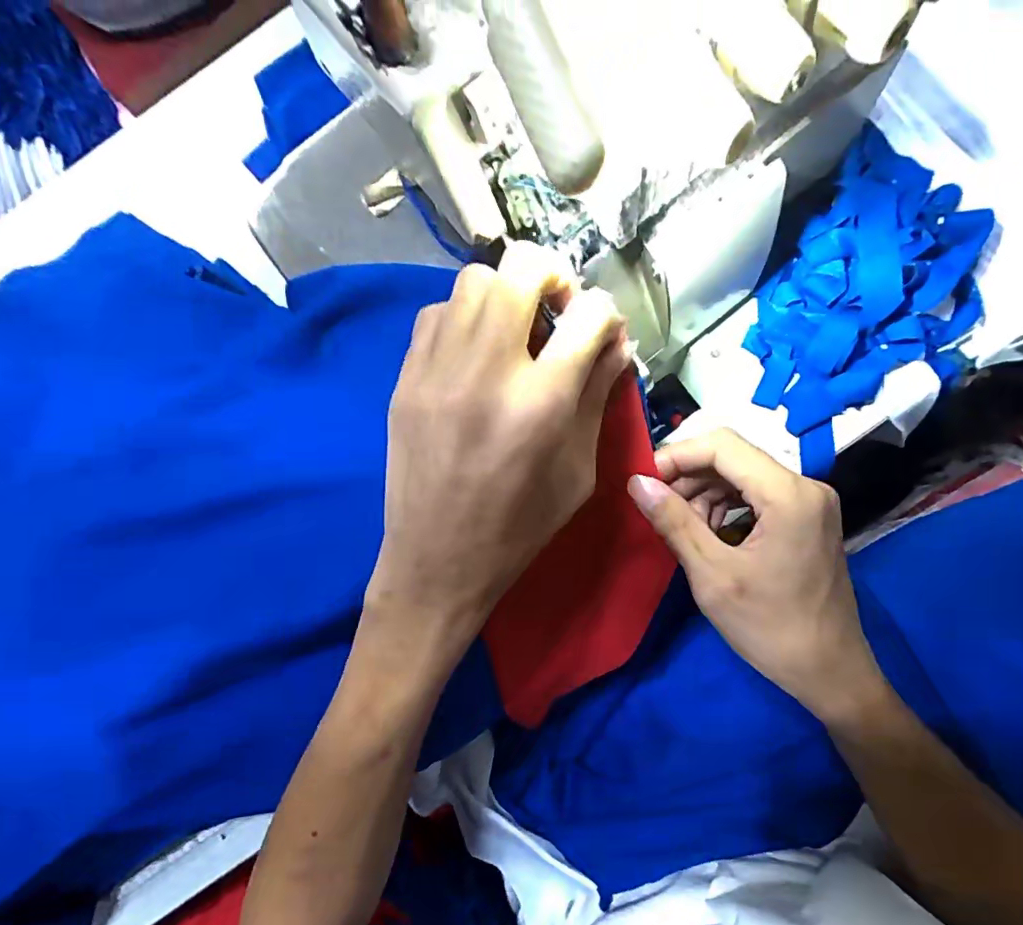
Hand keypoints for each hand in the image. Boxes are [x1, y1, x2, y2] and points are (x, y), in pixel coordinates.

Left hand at [372, 243, 629, 633]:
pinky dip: (466, 319)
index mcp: (543, 402)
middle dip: (554, 277)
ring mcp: (438, 368)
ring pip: (475, 280)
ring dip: (507, 294)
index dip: (606, 314)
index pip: (588, 313)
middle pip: (522, 268)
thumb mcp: (578, 472)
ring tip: (515, 334)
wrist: (438, 560)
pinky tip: (475, 355)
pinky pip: (438, 313)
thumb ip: (597, 399)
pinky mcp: (407, 376)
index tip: (603, 333)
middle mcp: (489, 369)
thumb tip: (616, 344)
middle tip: (559, 311)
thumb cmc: (520, 527)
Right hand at [628, 428, 889, 720]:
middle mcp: (807, 485)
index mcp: (789, 493)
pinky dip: (729, 508)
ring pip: (745, 476)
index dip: (677, 455)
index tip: (642, 481)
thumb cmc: (769, 628)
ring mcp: (812, 502)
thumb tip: (636, 482)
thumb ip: (674, 522)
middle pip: (735, 457)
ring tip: (684, 531)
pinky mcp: (810, 519)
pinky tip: (710, 536)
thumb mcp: (712, 575)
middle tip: (658, 510)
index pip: (723, 445)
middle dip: (690, 477)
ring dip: (707, 494)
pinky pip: (760, 496)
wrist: (828, 670)